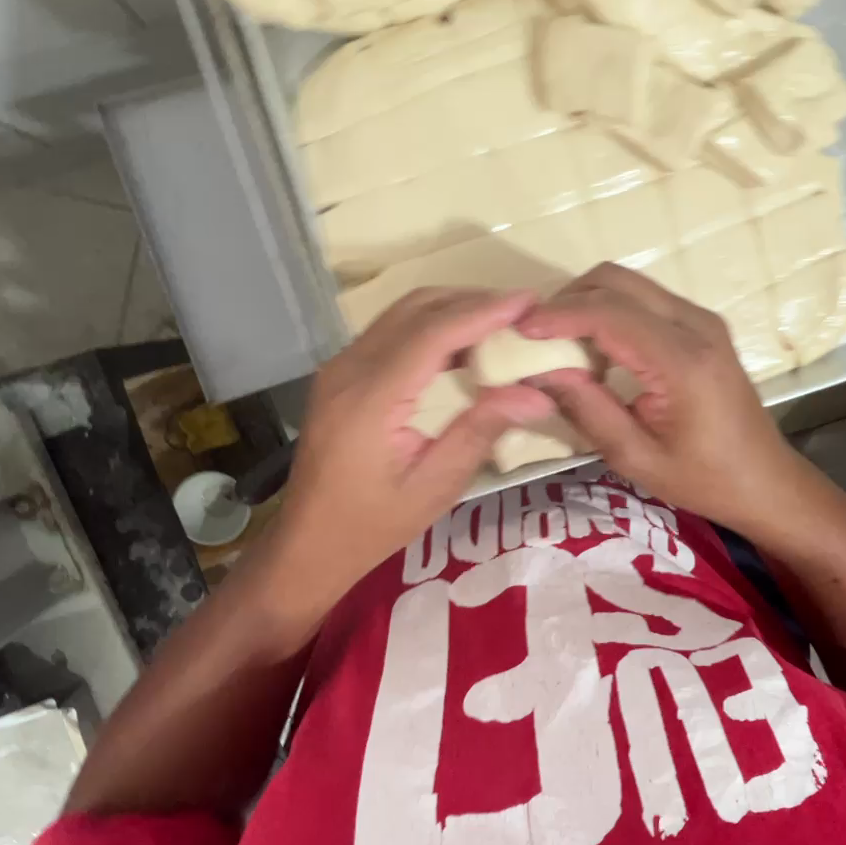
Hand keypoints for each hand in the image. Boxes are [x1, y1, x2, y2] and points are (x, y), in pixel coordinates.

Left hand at [269, 289, 554, 614]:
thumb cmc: (372, 525)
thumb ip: (479, 432)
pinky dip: (430, 325)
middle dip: (472, 301)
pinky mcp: (341, 374)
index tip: (530, 302)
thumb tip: (537, 394)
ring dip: (451, 309)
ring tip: (501, 323)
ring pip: (402, 313)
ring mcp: (340, 367)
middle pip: (416, 308)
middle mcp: (349, 369)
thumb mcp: (433, 487)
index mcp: (370, 398)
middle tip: (523, 313)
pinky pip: (391, 331)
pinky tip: (462, 344)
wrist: (309, 543)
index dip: (483, 311)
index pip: (433, 333)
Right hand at [517, 263, 803, 531]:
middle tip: (535, 336)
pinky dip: (609, 311)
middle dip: (568, 300)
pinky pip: (644, 299)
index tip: (518, 330)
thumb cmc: (703, 479)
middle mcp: (696, 326)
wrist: (764, 480)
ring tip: (558, 344)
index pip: (609, 314)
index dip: (558, 316)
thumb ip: (586, 409)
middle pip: (616, 281)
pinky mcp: (701, 325)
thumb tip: (538, 372)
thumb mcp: (635, 457)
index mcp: (682, 362)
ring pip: (629, 284)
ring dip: (587, 303)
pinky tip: (595, 349)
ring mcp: (702, 320)